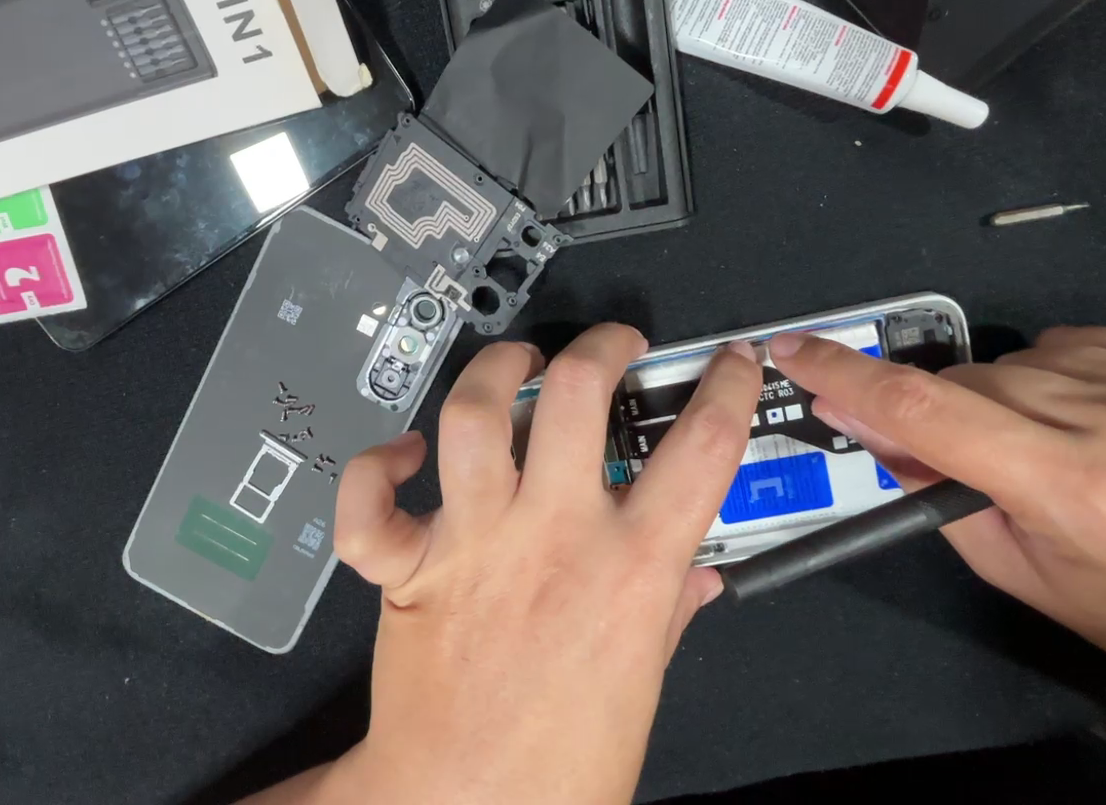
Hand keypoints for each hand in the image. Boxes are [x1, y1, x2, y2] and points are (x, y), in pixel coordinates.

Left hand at [316, 325, 761, 804]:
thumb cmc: (564, 760)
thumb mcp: (644, 681)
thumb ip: (670, 612)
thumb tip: (703, 575)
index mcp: (629, 569)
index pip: (703, 452)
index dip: (729, 389)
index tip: (733, 362)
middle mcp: (552, 536)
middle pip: (577, 394)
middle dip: (601, 346)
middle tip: (612, 345)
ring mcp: (474, 542)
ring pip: (474, 414)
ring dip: (496, 371)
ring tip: (516, 364)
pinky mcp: (407, 565)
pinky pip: (371, 498)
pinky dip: (377, 464)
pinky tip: (404, 451)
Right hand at [770, 326, 1105, 798]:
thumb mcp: (1037, 579)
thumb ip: (940, 493)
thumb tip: (868, 421)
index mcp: (1088, 494)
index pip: (926, 412)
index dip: (845, 375)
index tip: (793, 349)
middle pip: (971, 383)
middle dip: (948, 415)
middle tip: (984, 463)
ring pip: (1023, 361)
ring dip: (1011, 399)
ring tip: (1065, 451)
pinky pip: (1083, 345)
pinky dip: (1068, 379)